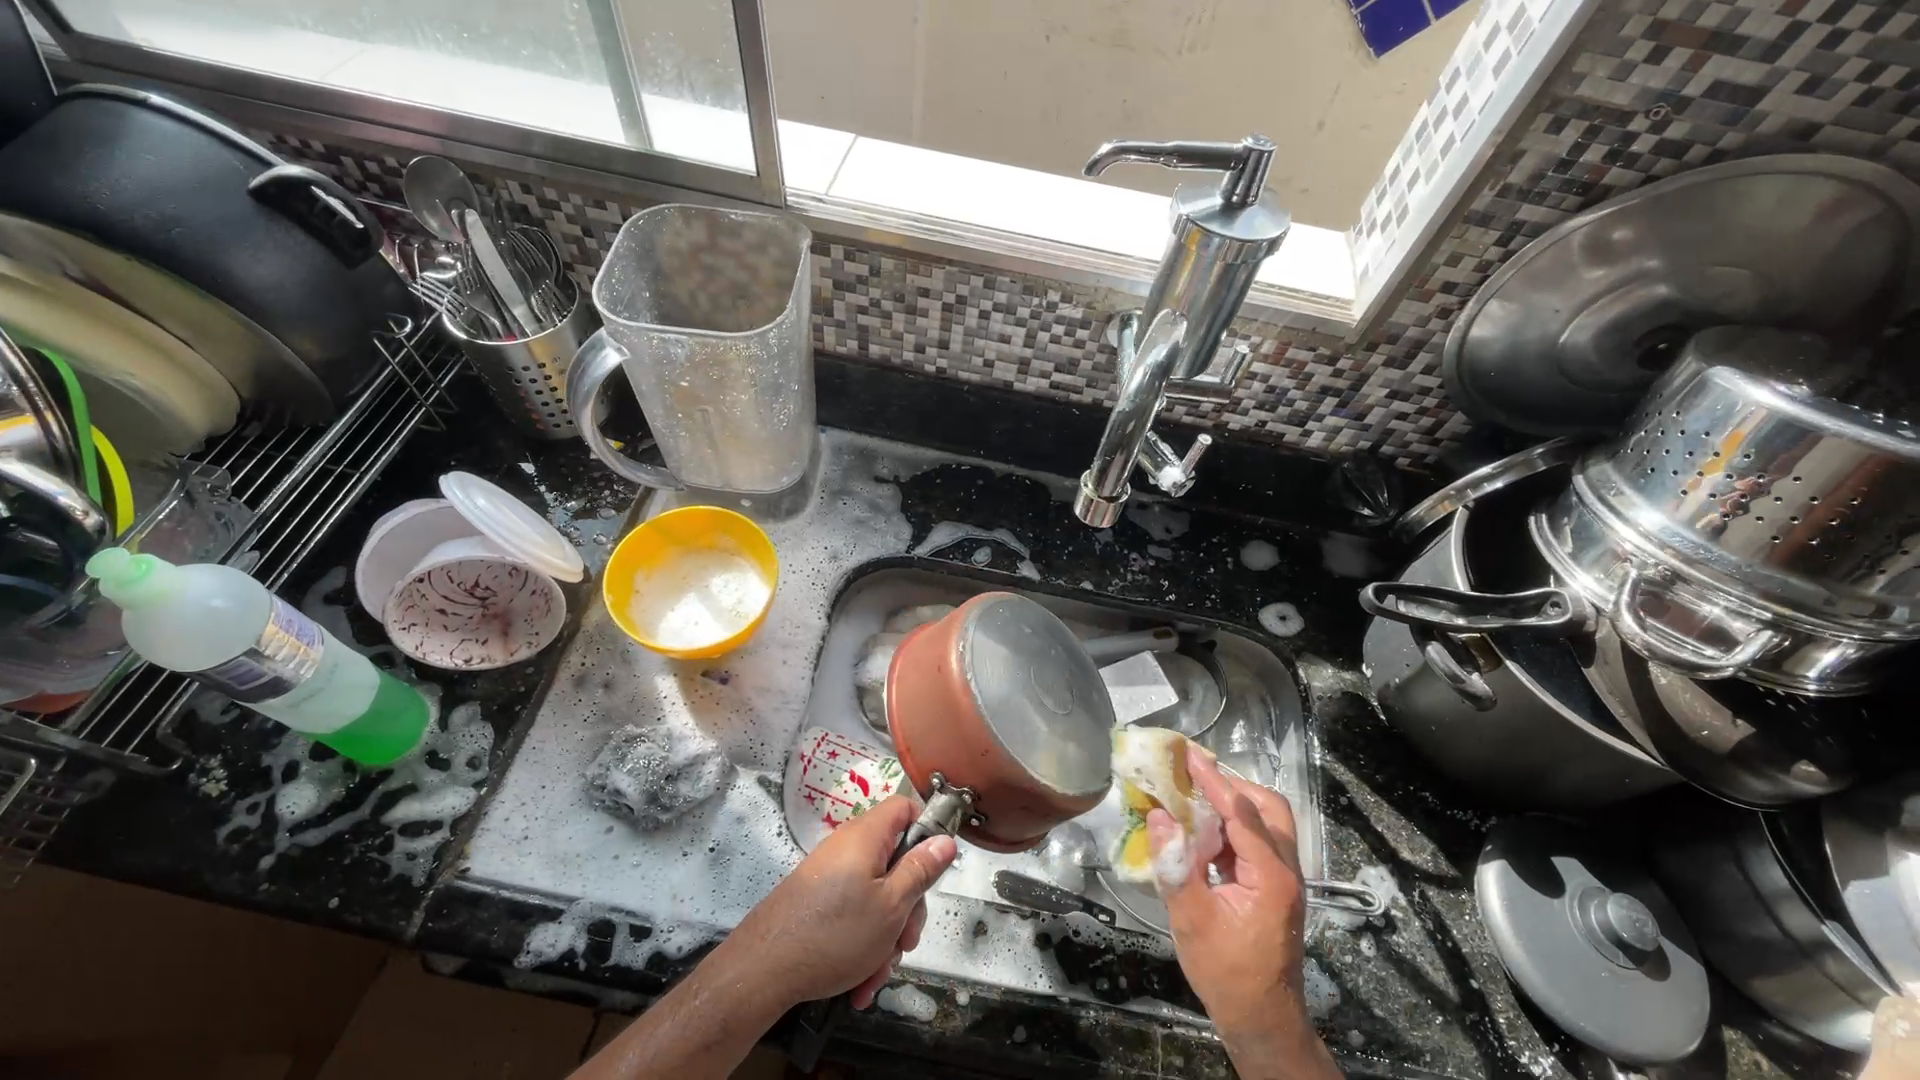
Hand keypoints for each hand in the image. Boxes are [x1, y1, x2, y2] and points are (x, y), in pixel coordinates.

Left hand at [724, 795, 957, 1010]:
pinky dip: (862, 946)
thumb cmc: (836, 933)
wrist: (763, 971)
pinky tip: (860, 984)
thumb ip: (921, 870)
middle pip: (895, 862)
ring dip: (885, 937)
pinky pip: (853, 916)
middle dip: (907, 907)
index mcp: (866, 837)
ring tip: (877, 975)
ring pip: (876, 898)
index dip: (926, 830)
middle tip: (906, 941)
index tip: (935, 869)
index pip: (904, 807)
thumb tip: (944, 839)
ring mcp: (830, 878)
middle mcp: (847, 850)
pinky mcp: (818, 903)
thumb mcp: (892, 905)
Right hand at [1149, 746, 1337, 1079]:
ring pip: (1269, 825)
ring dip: (1236, 806)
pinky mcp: (1276, 891)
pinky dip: (1236, 829)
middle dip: (1233, 786)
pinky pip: (1261, 844)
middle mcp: (1286, 871)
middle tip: (1195, 777)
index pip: (1243, 813)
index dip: (1214, 782)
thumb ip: (1176, 865)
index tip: (1188, 756)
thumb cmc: (1226, 972)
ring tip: (1196, 798)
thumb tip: (1160, 817)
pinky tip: (1205, 834)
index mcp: (1270, 876)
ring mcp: (1285, 881)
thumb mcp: (1191, 919)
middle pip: (1269, 809)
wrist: (1262, 1020)